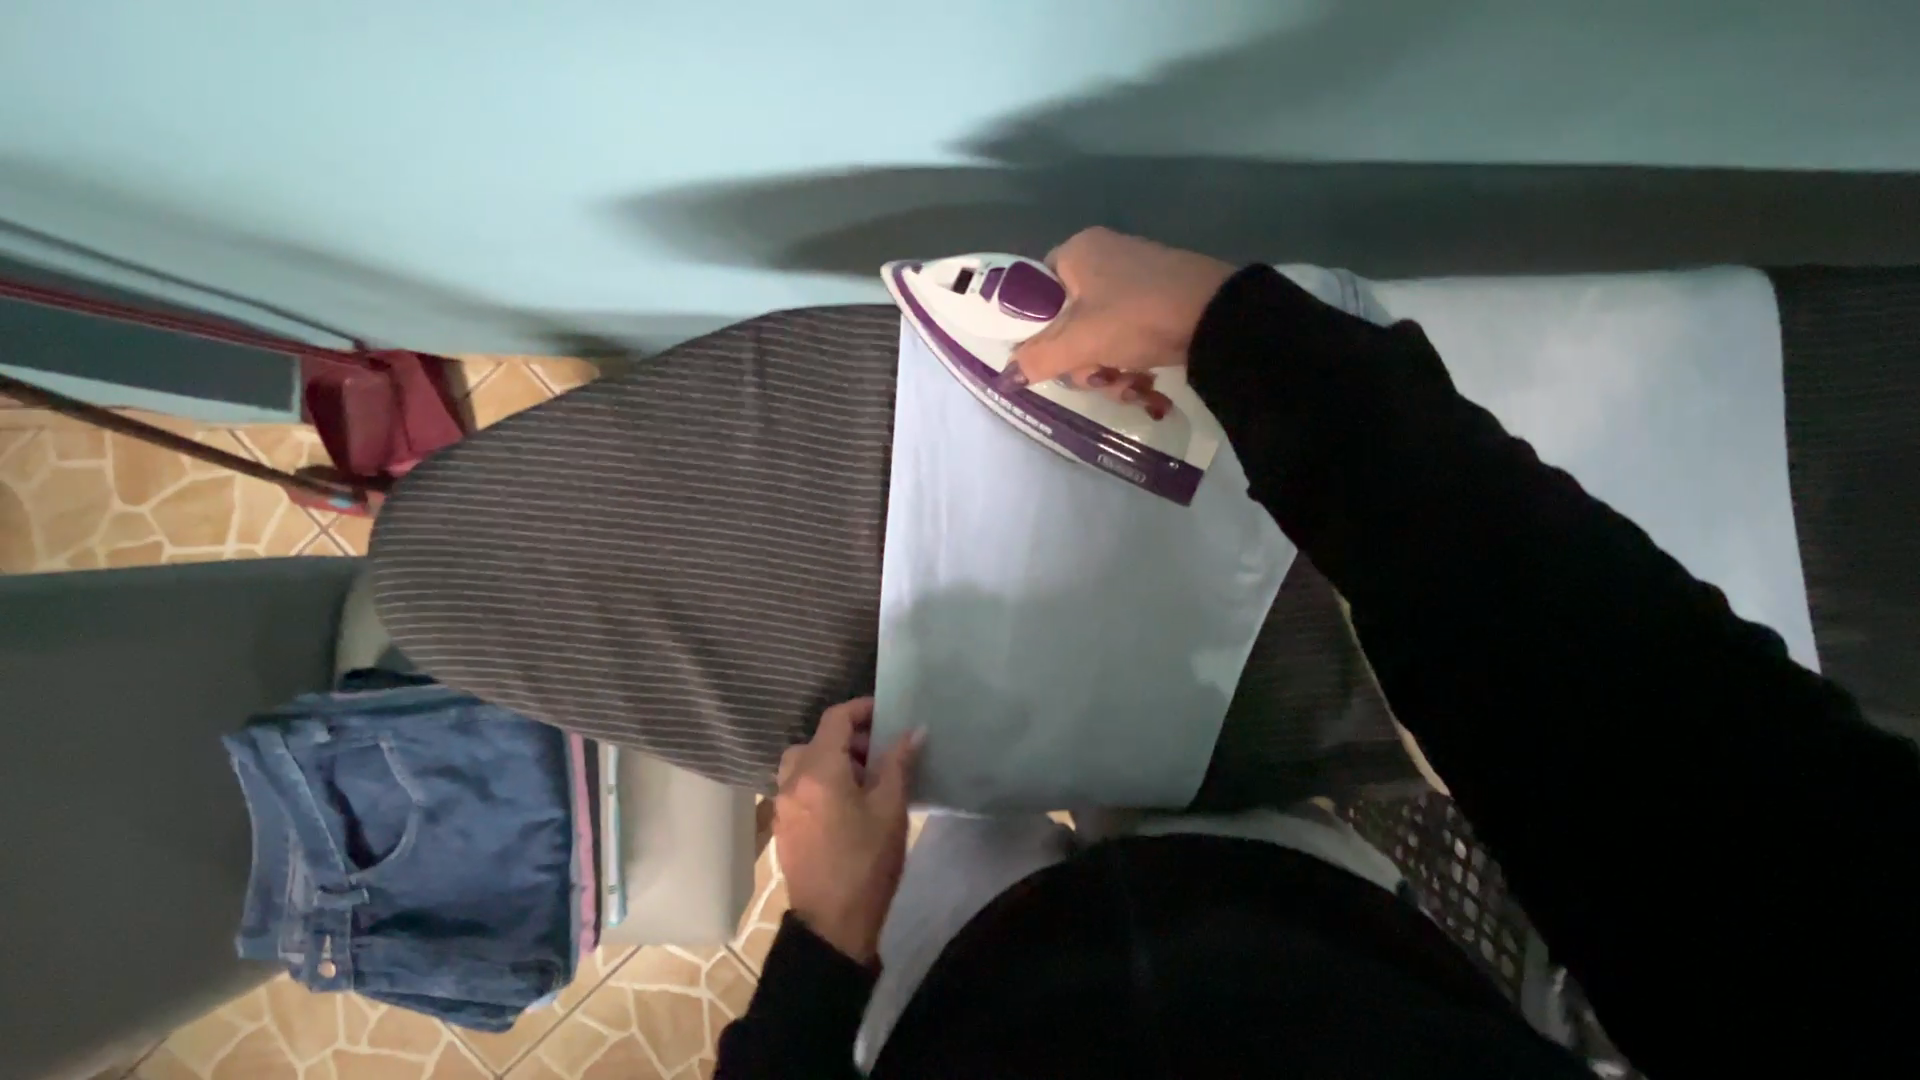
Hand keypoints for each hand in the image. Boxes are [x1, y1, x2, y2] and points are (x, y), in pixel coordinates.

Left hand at [774, 698, 923, 964]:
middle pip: (817, 740)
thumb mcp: (891, 809)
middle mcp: (792, 781)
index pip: (835, 719)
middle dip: (849, 739)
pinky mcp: (784, 827)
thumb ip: (899, 763)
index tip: (888, 714)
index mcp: (818, 771)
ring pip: (805, 764)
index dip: (862, 709)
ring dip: (833, 760)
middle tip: (881, 753)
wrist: (833, 925)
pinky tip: (848, 804)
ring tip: (866, 781)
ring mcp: (783, 805)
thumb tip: (913, 730)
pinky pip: (800, 787)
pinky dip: (821, 782)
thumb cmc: (866, 862)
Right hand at [1009, 228, 1234, 407]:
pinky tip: (1145, 380)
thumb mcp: (1080, 342)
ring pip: (1097, 336)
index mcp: (1077, 252)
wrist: (1217, 317)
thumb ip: (1037, 358)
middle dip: (1081, 360)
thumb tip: (1006, 377)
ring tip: (1129, 383)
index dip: (1039, 329)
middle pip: (1067, 322)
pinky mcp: (1158, 301)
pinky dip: (1130, 362)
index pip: (1035, 292)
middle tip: (1097, 375)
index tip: (1052, 356)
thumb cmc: (1137, 317)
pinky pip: (1126, 336)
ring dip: (1107, 370)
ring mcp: (1134, 279)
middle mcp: (1103, 258)